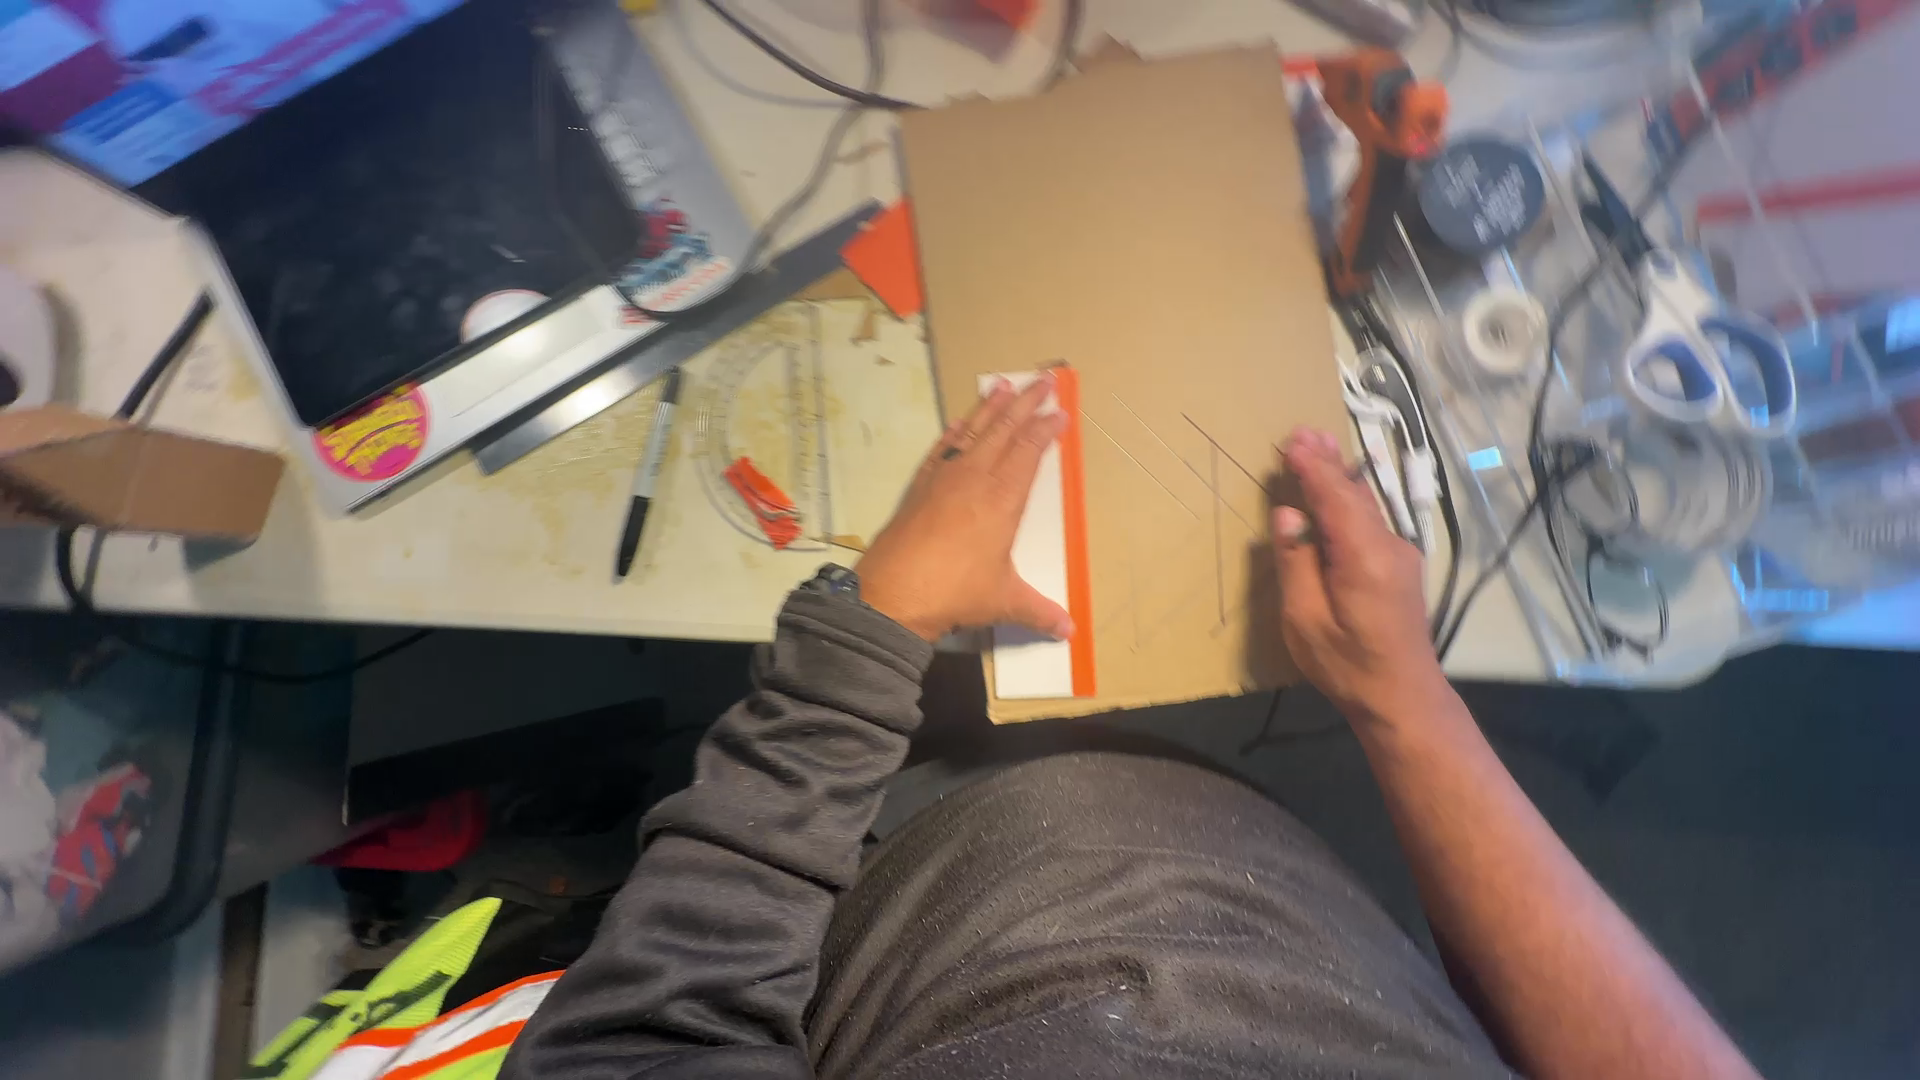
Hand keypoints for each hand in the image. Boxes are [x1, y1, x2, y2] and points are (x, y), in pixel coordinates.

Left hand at [855, 373, 1072, 642]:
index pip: (1029, 453)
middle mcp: (974, 479)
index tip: (1060, 412)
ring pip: (973, 432)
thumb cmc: (955, 592)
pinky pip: (942, 450)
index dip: (1045, 430)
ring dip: (990, 407)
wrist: (892, 594)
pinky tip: (959, 422)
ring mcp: (943, 480)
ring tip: (1003, 384)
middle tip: (1043, 378)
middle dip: (1026, 403)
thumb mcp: (1003, 602)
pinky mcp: (920, 488)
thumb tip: (1069, 632)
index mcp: (1002, 500)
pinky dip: (954, 432)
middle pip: (1004, 431)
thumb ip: (1038, 612)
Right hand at [1272, 427, 1444, 723]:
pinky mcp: (1398, 568)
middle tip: (1303, 431)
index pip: (1336, 499)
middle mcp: (1389, 548)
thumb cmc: (1345, 663)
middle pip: (1355, 495)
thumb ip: (1296, 563)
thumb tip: (1288, 515)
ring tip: (1317, 447)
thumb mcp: (1304, 618)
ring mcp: (1399, 556)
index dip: (1313, 469)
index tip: (1291, 442)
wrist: (1402, 698)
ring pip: (1366, 505)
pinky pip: (1370, 521)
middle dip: (1328, 462)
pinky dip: (1349, 498)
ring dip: (1339, 476)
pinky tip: (1338, 490)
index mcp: (1365, 558)